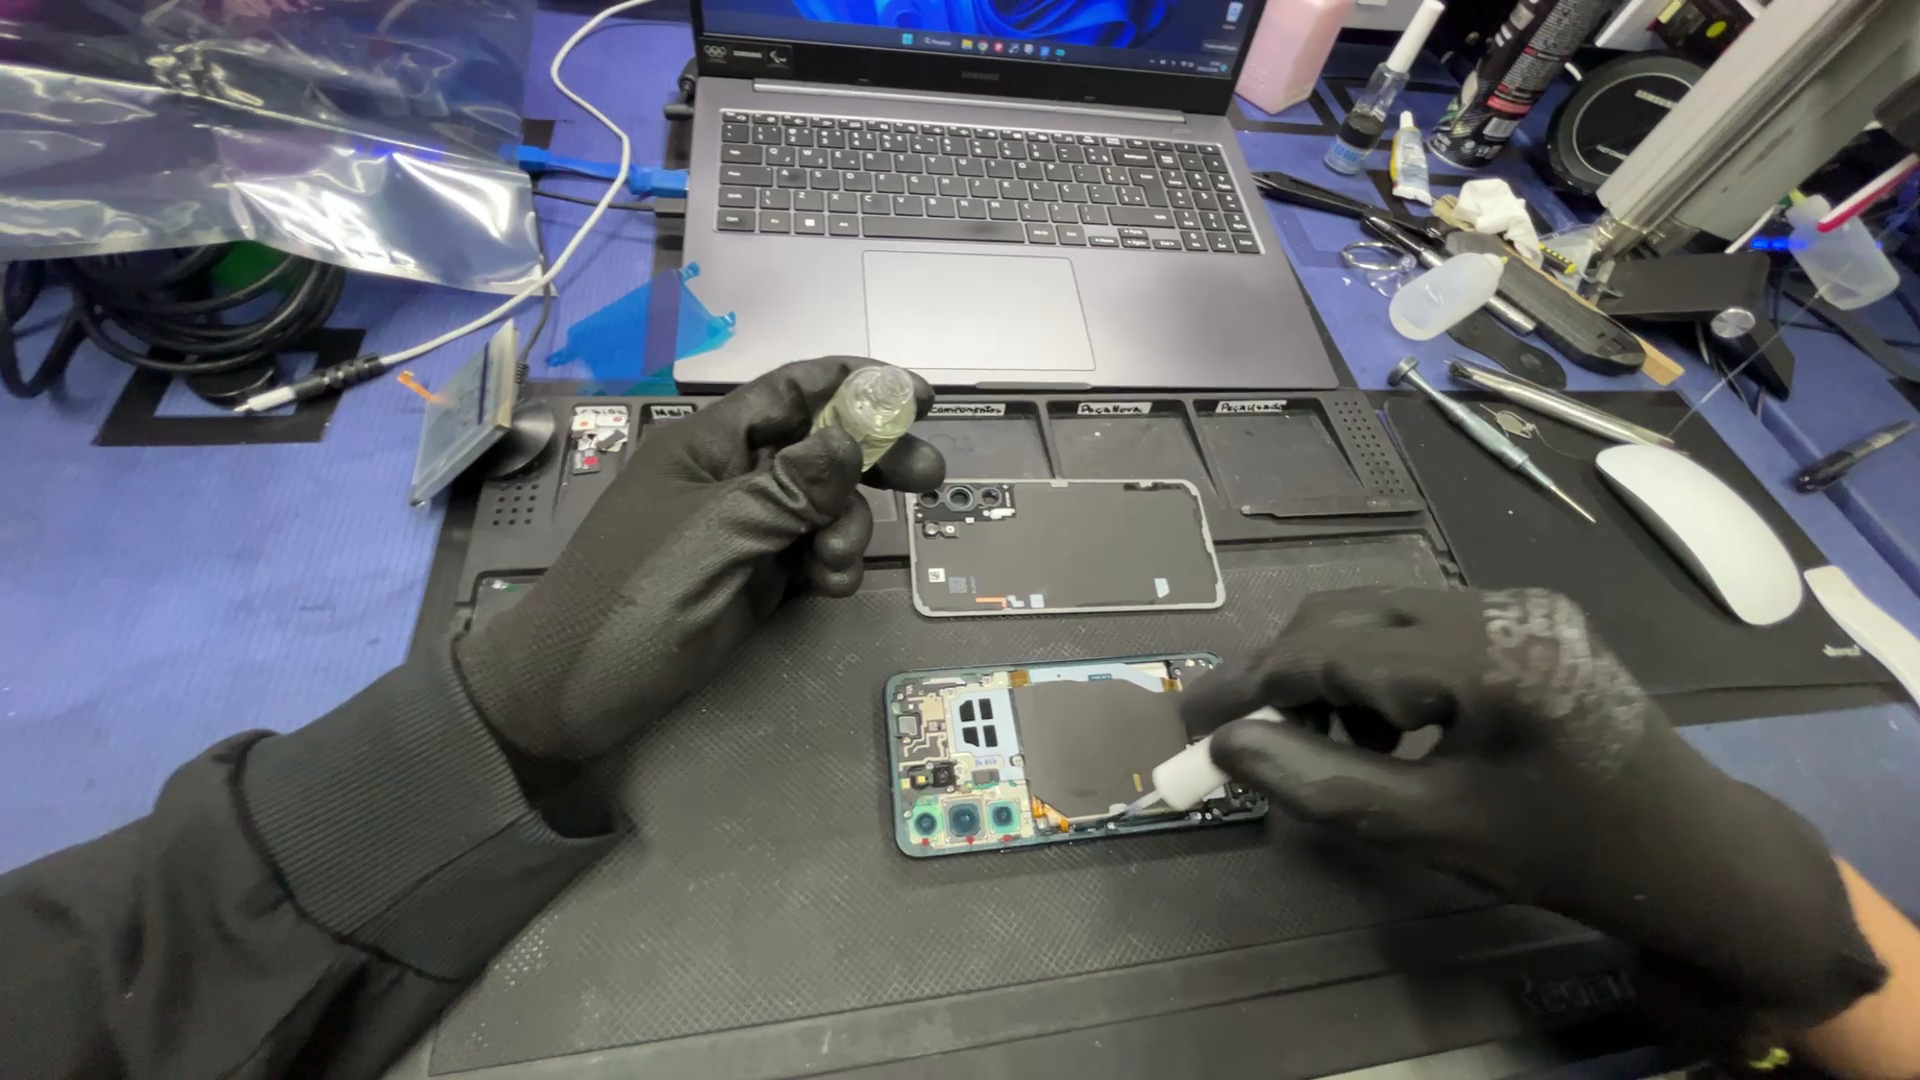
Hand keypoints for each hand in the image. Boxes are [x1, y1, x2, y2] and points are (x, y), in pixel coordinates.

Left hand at [454, 358, 943, 762]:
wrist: (579, 690)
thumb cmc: (634, 598)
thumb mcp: (715, 534)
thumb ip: (789, 487)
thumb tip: (853, 440)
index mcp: (711, 444)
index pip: (794, 392)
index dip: (857, 385)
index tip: (920, 397)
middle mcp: (737, 477)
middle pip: (824, 450)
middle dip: (875, 461)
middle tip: (929, 476)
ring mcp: (750, 529)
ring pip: (827, 508)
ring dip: (846, 529)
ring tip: (832, 562)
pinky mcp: (760, 576)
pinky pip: (815, 555)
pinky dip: (831, 568)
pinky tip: (823, 588)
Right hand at [1184, 588, 1884, 1036]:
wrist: (1698, 856)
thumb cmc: (1565, 855)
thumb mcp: (1429, 831)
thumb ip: (1316, 782)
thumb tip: (1226, 746)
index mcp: (1488, 662)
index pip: (1329, 651)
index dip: (1248, 684)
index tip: (1191, 717)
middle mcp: (1495, 608)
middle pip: (1339, 616)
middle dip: (1281, 674)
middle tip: (1249, 731)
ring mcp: (1508, 602)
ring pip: (1365, 613)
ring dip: (1324, 668)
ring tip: (1336, 737)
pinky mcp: (1513, 614)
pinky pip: (1406, 623)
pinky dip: (1369, 666)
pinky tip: (1389, 720)